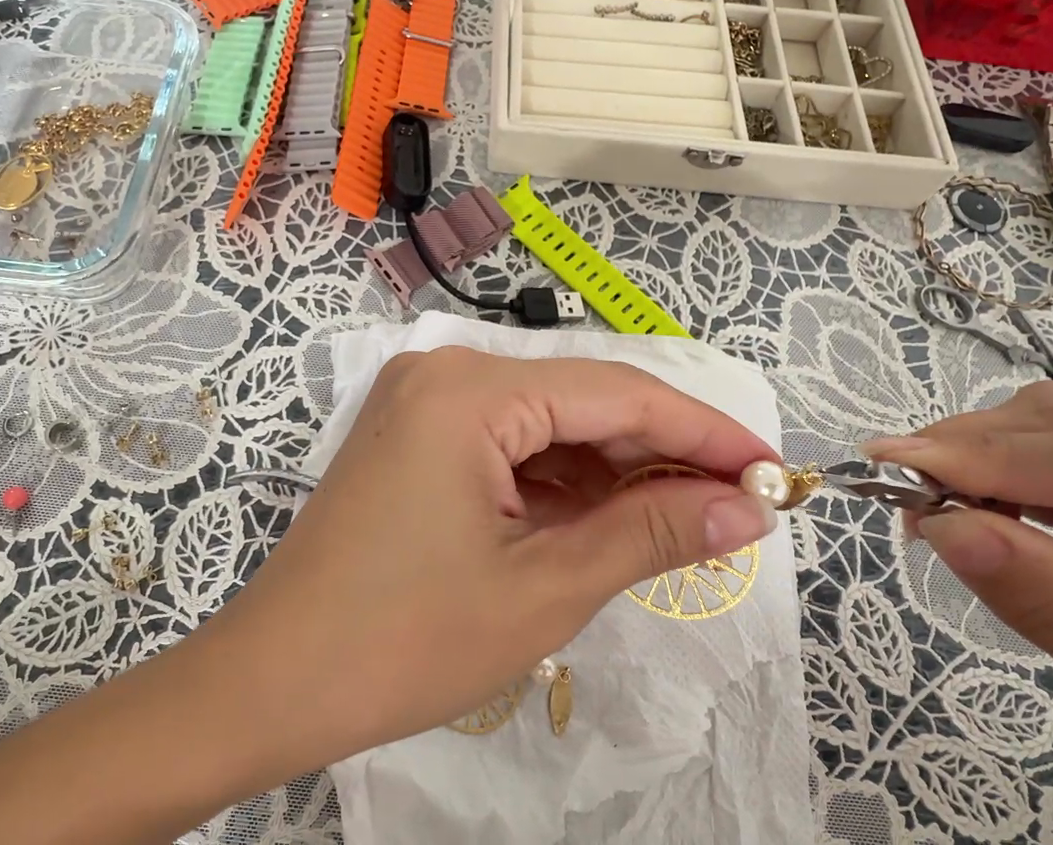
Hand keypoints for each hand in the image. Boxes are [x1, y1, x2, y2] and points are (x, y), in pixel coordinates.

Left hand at [214, 345, 780, 754]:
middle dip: (660, 453)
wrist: (278, 680)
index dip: (705, 431)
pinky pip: (506, 443)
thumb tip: (746, 507)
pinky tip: (606, 517)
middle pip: (581, 400)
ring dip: (613, 470)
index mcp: (469, 390)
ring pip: (546, 423)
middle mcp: (444, 372)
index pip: (618, 393)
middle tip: (739, 506)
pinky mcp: (412, 436)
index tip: (774, 470)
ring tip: (684, 519)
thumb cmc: (408, 639)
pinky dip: (559, 480)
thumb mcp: (546, 587)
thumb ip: (653, 532)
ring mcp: (421, 402)